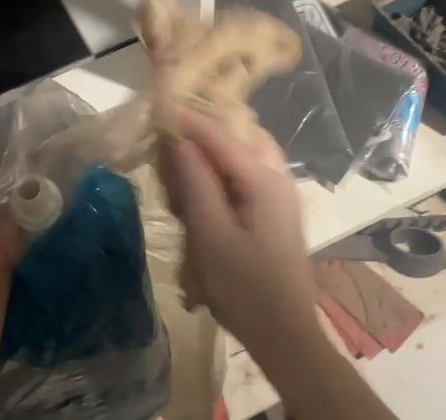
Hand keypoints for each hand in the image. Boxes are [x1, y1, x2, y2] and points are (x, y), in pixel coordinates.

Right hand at [161, 109, 316, 355]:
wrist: (285, 338)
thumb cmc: (245, 287)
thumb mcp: (211, 234)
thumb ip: (196, 183)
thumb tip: (181, 142)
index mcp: (264, 180)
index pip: (221, 136)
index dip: (189, 120)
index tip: (159, 107)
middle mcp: (279, 180)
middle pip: (242, 137)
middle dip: (209, 134)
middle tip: (176, 143)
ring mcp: (282, 198)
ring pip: (247, 156)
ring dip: (216, 155)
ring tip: (185, 173)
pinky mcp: (277, 216)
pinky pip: (249, 177)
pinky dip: (225, 174)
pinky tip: (203, 197)